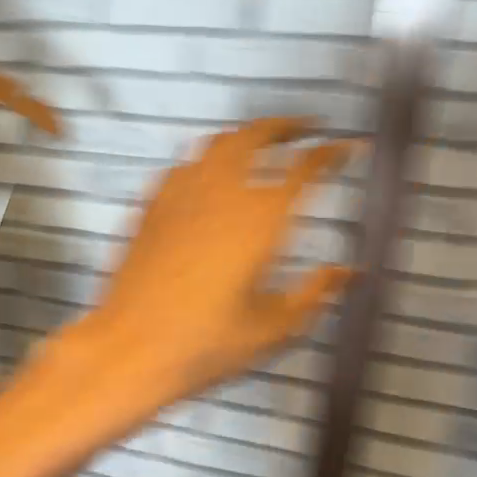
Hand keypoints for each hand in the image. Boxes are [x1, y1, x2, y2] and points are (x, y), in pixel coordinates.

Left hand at [49, 116, 359, 404]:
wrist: (129, 349)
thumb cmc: (204, 345)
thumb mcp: (274, 329)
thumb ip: (315, 293)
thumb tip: (347, 274)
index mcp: (261, 219)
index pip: (306, 166)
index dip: (330, 152)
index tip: (345, 148)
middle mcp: (221, 195)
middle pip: (255, 134)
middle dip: (285, 126)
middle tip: (304, 129)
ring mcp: (179, 197)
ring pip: (215, 144)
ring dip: (244, 138)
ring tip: (259, 148)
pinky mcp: (149, 209)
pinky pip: (182, 168)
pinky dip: (204, 162)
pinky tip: (207, 179)